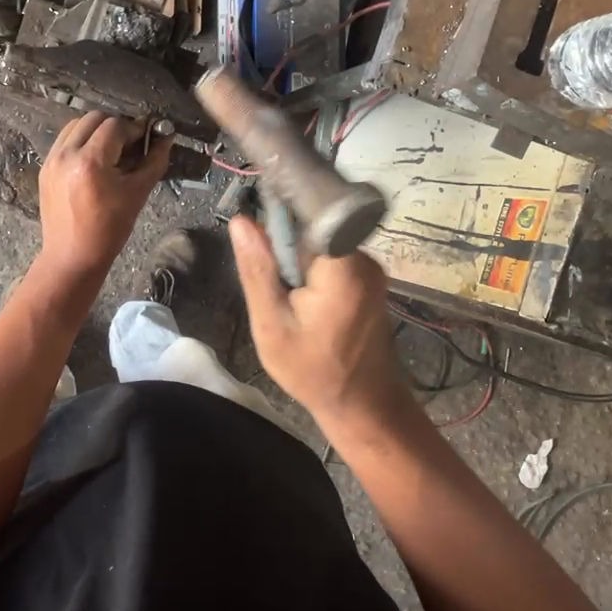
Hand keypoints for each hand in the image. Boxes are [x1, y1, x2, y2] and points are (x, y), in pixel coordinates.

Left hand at [37, 112, 172, 279]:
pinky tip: (94, 161)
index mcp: (91, 161)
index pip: (115, 125)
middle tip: (130, 145)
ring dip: (96, 131)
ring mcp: (52, 160)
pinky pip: (65, 141)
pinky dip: (81, 142)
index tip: (146, 138)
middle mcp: (67, 154)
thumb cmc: (109, 230)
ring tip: (111, 151)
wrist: (73, 256)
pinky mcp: (45, 168)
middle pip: (94, 118)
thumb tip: (166, 136)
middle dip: (115, 126)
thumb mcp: (138, 194)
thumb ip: (154, 160)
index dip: (135, 128)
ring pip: (76, 125)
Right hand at [230, 214, 401, 424]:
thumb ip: (257, 270)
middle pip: (312, 226)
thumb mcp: (271, 325)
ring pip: (319, 241)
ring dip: (296, 261)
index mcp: (343, 268)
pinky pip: (330, 256)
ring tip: (287, 299)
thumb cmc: (314, 371)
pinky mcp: (368, 276)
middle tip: (273, 285)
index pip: (311, 210)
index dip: (281, 207)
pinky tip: (303, 302)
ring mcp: (370, 267)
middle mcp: (364, 258)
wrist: (363, 403)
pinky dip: (310, 271)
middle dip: (284, 245)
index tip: (257, 223)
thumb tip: (241, 221)